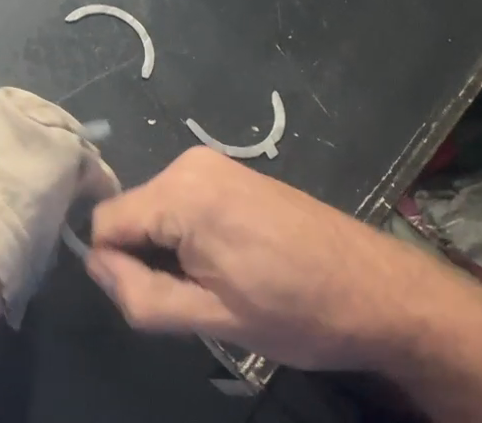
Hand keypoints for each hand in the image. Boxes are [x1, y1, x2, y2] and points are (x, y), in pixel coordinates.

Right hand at [84, 146, 457, 370]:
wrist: (387, 294)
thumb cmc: (303, 312)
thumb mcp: (217, 319)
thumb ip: (143, 296)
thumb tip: (95, 267)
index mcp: (183, 192)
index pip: (105, 222)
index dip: (118, 269)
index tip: (159, 300)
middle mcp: (188, 163)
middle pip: (130, 214)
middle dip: (147, 258)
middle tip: (196, 297)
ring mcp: (211, 163)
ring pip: (153, 210)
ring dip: (169, 250)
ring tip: (219, 282)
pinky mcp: (229, 172)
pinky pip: (180, 202)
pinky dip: (188, 235)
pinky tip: (231, 262)